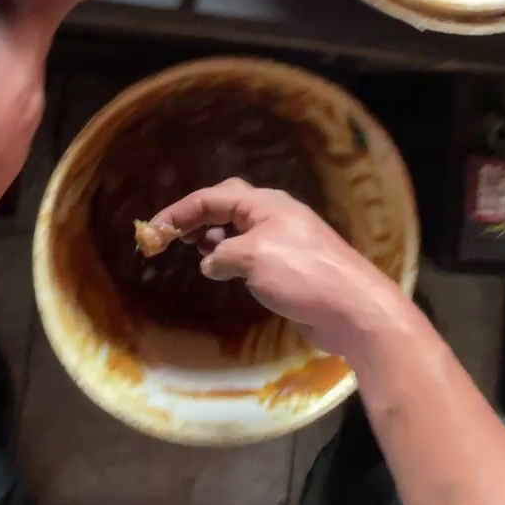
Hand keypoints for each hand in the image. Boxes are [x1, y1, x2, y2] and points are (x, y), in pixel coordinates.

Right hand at [147, 179, 411, 356]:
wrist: (351, 307)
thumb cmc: (302, 274)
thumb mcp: (253, 258)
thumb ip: (223, 254)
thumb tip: (211, 261)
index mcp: (265, 204)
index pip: (213, 197)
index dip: (180, 211)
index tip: (153, 230)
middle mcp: (274, 215)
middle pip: (227, 204)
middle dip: (197, 216)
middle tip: (172, 235)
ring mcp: (283, 239)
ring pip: (239, 228)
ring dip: (214, 236)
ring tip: (194, 250)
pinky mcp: (289, 264)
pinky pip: (251, 251)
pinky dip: (230, 255)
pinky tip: (222, 271)